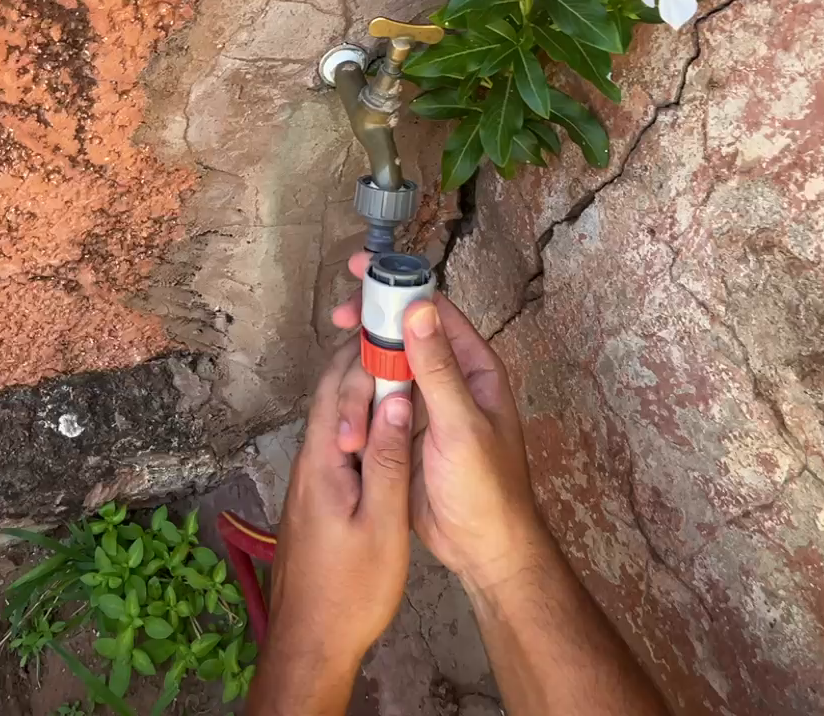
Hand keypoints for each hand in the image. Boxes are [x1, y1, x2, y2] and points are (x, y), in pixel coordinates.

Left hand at [250, 335, 414, 712]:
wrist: (310, 640)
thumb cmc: (351, 588)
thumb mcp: (382, 524)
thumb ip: (390, 459)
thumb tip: (397, 398)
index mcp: (321, 458)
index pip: (335, 386)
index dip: (363, 354)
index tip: (394, 334)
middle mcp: (307, 458)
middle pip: (328, 394)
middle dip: (359, 362)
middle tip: (398, 342)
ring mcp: (309, 476)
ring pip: (330, 415)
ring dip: (360, 390)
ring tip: (400, 375)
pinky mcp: (316, 494)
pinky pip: (335, 440)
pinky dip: (359, 420)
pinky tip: (386, 428)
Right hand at [330, 252, 548, 591]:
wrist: (481, 549)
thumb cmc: (486, 487)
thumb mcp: (461, 425)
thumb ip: (438, 368)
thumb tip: (418, 307)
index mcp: (472, 366)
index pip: (432, 310)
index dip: (398, 287)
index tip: (361, 274)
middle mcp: (447, 375)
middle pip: (400, 332)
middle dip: (368, 325)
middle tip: (337, 320)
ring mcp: (422, 400)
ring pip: (382, 365)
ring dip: (358, 371)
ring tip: (344, 394)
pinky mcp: (402, 425)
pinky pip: (373, 397)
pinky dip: (355, 396)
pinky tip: (339, 404)